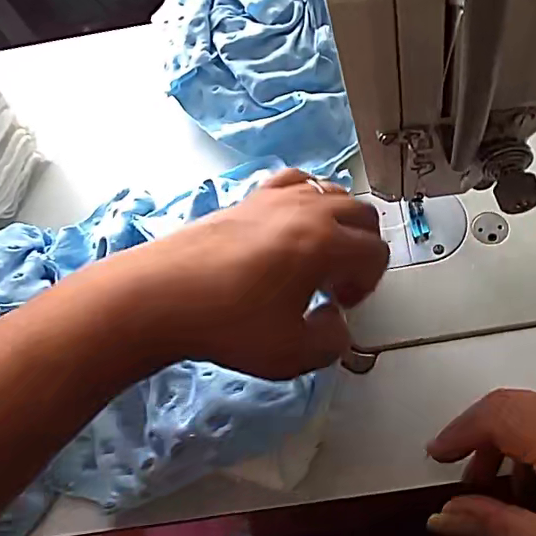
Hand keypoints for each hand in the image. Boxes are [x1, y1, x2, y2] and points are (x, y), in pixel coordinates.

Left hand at [106, 169, 388, 379]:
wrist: (160, 297)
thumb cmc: (226, 323)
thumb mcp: (292, 354)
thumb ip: (331, 342)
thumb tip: (335, 322)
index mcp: (325, 244)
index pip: (376, 252)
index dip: (369, 282)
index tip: (343, 302)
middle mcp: (307, 211)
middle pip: (362, 214)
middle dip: (362, 248)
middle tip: (338, 280)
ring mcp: (276, 198)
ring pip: (332, 192)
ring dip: (339, 222)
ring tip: (319, 253)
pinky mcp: (250, 197)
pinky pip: (294, 181)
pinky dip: (307, 197)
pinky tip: (292, 222)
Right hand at [425, 389, 535, 535]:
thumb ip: (500, 532)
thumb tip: (442, 517)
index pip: (498, 416)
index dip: (458, 434)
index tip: (435, 461)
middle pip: (509, 404)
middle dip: (477, 439)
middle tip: (466, 490)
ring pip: (529, 412)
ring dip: (502, 445)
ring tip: (500, 499)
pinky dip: (527, 448)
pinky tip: (535, 493)